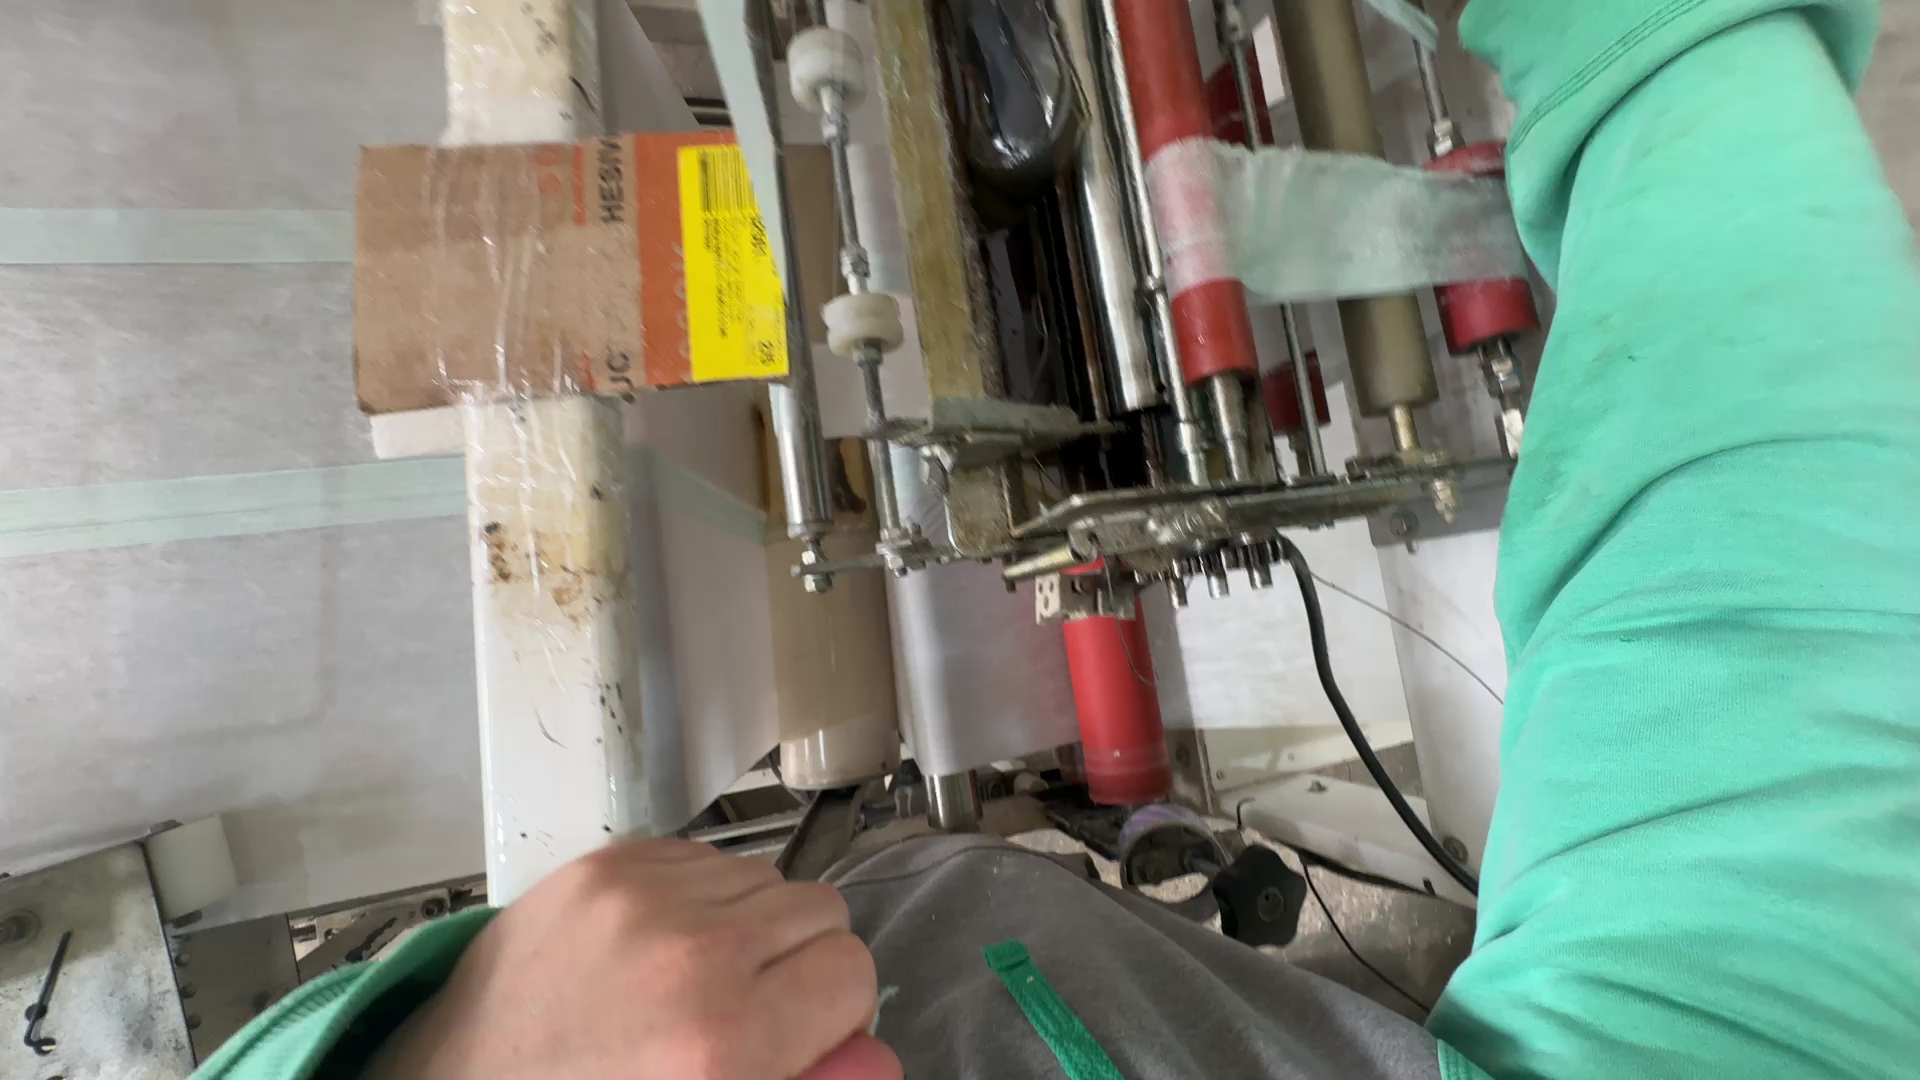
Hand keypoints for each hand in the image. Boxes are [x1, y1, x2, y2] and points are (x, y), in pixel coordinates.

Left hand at [366, 838, 900, 1079]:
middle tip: (746, 1005)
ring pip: (768, 877)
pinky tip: (654, 945)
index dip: (833, 1009)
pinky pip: (708, 857)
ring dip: (750, 923)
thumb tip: (879, 1057)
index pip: (852, 970)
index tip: (797, 1032)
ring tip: (690, 976)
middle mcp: (689, 951)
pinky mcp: (608, 860)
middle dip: (800, 959)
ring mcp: (642, 893)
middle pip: (821, 908)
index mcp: (720, 1044)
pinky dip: (701, 896)